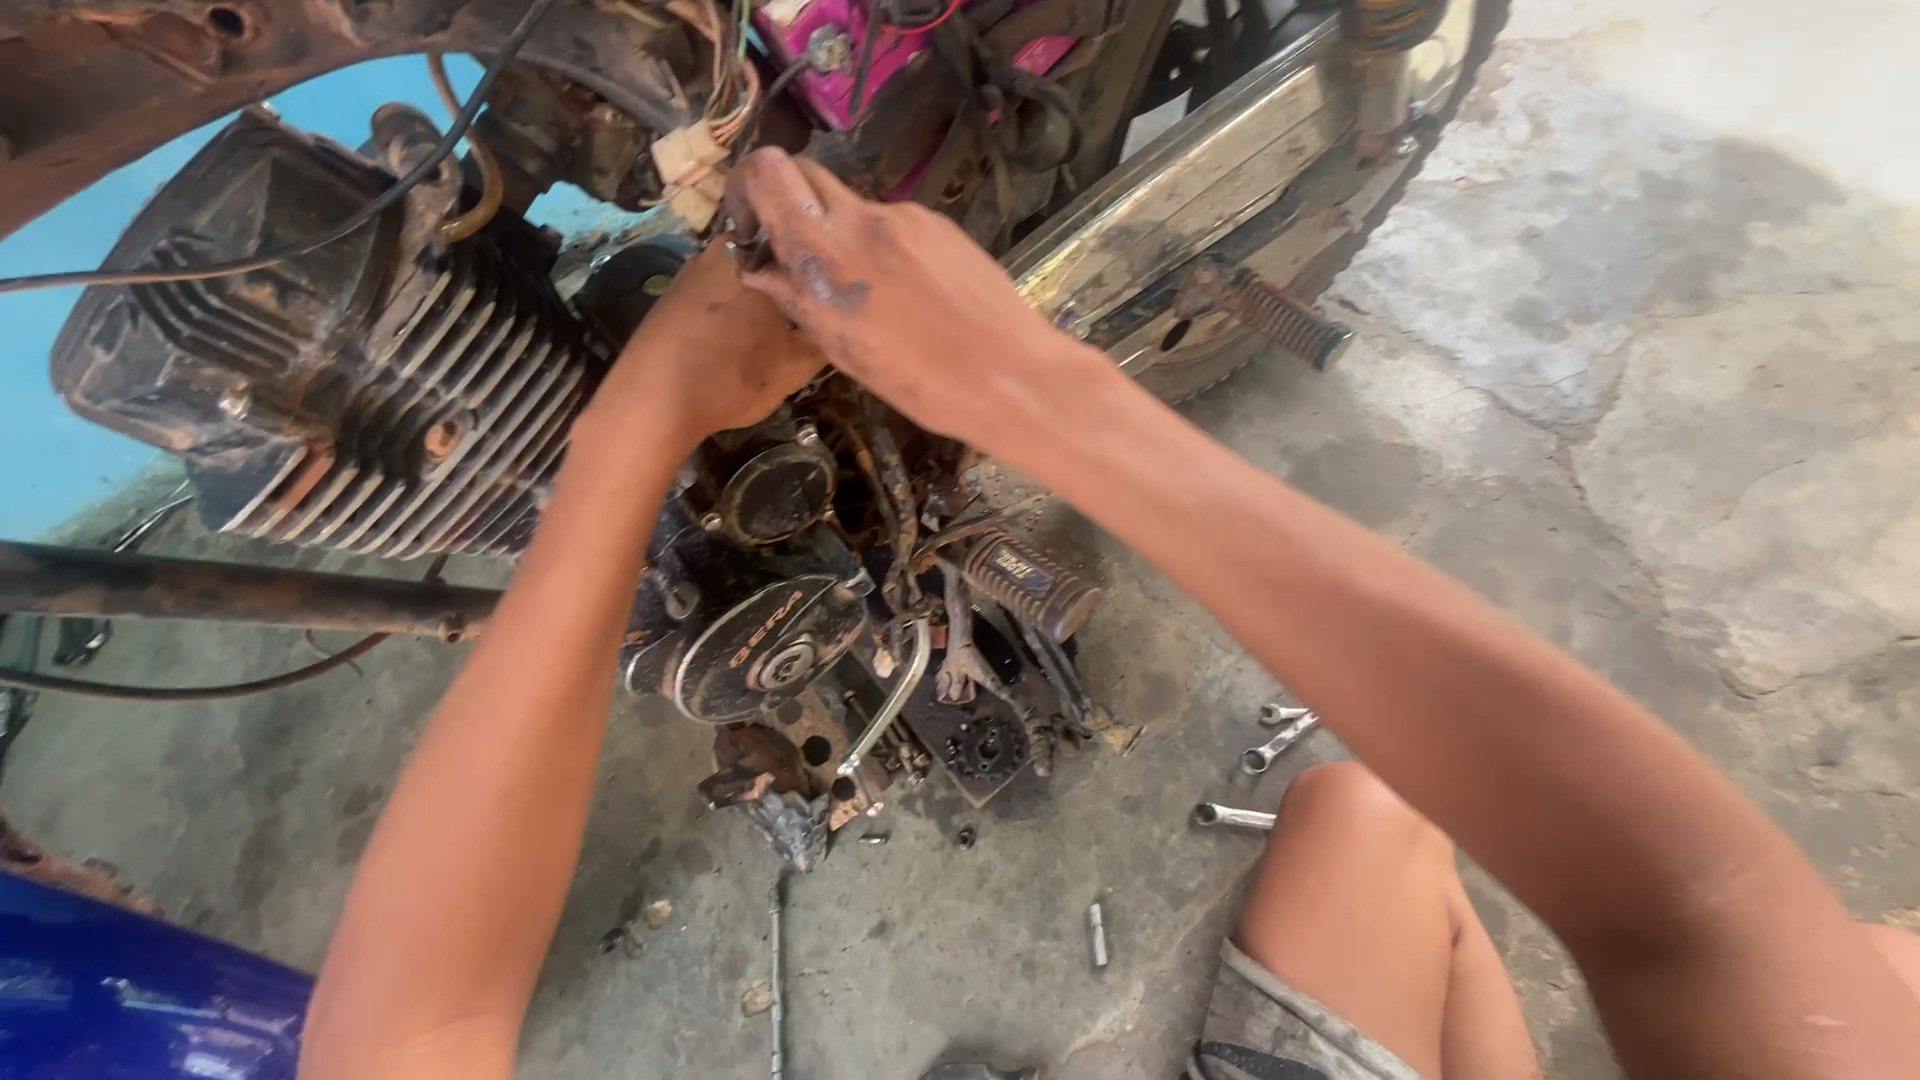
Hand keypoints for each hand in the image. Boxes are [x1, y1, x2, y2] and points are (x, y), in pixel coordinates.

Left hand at [580, 242, 823, 448]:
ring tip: (779, 326)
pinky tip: (740, 336)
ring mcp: (695, 267)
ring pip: (744, 274)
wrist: (654, 400)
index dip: (826, 270)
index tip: (839, 293)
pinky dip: (734, 307)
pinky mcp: (675, 291)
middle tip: (811, 311)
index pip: (807, 247)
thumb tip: (840, 322)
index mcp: (761, 255)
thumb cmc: (734, 375)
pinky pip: (719, 290)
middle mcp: (725, 248)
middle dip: (792, 282)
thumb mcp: (795, 366)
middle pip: (773, 258)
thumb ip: (825, 339)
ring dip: (763, 295)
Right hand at [723, 148, 1112, 447]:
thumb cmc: (925, 383)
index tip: (756, 226)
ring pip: (854, 206)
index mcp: (829, 254)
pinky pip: (895, 224)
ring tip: (870, 293)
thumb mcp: (848, 354)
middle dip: (792, 203)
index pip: (769, 174)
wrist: (1011, 374)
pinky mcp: (940, 225)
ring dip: (843, 235)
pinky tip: (909, 294)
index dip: (750, 188)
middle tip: (801, 251)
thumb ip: (802, 302)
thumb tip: (763, 272)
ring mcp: (907, 217)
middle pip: (807, 174)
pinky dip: (885, 248)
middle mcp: (863, 220)